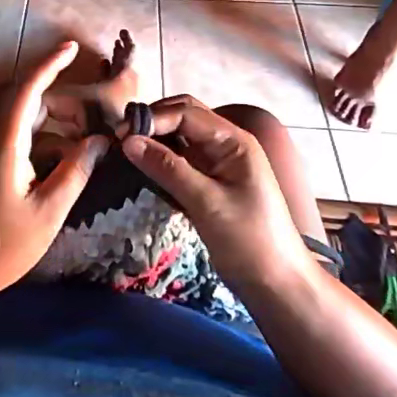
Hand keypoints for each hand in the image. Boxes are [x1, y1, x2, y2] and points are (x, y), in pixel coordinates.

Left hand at [0, 41, 106, 295]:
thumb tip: (100, 142)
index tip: (72, 48)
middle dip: (64, 105)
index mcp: (7, 144)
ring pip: (26, 123)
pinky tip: (63, 168)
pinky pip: (20, 142)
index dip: (50, 64)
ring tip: (84, 145)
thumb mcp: (49, 211)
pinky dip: (44, 144)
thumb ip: (77, 171)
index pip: (28, 89)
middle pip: (30, 103)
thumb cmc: (1, 247)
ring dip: (55, 125)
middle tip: (94, 125)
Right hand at [118, 98, 311, 290]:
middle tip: (119, 139)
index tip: (120, 133)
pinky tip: (141, 170)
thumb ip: (168, 169)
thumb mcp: (207, 203)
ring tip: (124, 151)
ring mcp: (218, 164)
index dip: (153, 118)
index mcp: (234, 141)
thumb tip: (129, 141)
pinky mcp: (210, 184)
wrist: (277, 283)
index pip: (187, 113)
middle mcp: (226, 145)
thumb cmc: (249, 240)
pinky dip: (162, 161)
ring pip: (181, 139)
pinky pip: (181, 162)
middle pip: (184, 118)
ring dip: (155, 140)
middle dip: (153, 123)